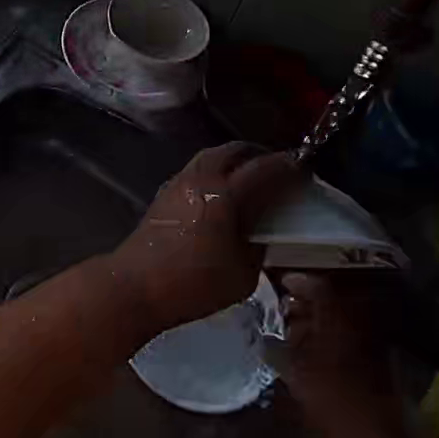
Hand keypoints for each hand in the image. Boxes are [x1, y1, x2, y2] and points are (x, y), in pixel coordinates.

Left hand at [108, 143, 298, 333]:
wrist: (133, 286)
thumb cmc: (192, 285)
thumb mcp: (243, 275)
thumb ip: (259, 246)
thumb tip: (263, 230)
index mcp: (224, 194)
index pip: (264, 169)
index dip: (288, 167)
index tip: (304, 170)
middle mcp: (201, 178)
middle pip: (235, 150)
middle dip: (260, 155)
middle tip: (278, 169)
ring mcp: (179, 182)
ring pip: (212, 155)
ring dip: (234, 159)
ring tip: (250, 176)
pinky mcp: (165, 192)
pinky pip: (197, 168)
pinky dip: (216, 170)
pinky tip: (222, 190)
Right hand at [274, 272, 400, 437]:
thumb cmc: (333, 401)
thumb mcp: (297, 376)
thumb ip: (278, 354)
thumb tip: (264, 343)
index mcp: (337, 319)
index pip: (318, 287)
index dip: (298, 282)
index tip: (281, 284)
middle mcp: (355, 324)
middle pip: (329, 303)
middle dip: (304, 304)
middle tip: (282, 312)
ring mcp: (368, 344)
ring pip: (338, 322)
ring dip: (316, 324)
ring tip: (293, 336)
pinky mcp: (374, 364)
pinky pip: (347, 340)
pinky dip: (329, 341)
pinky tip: (313, 357)